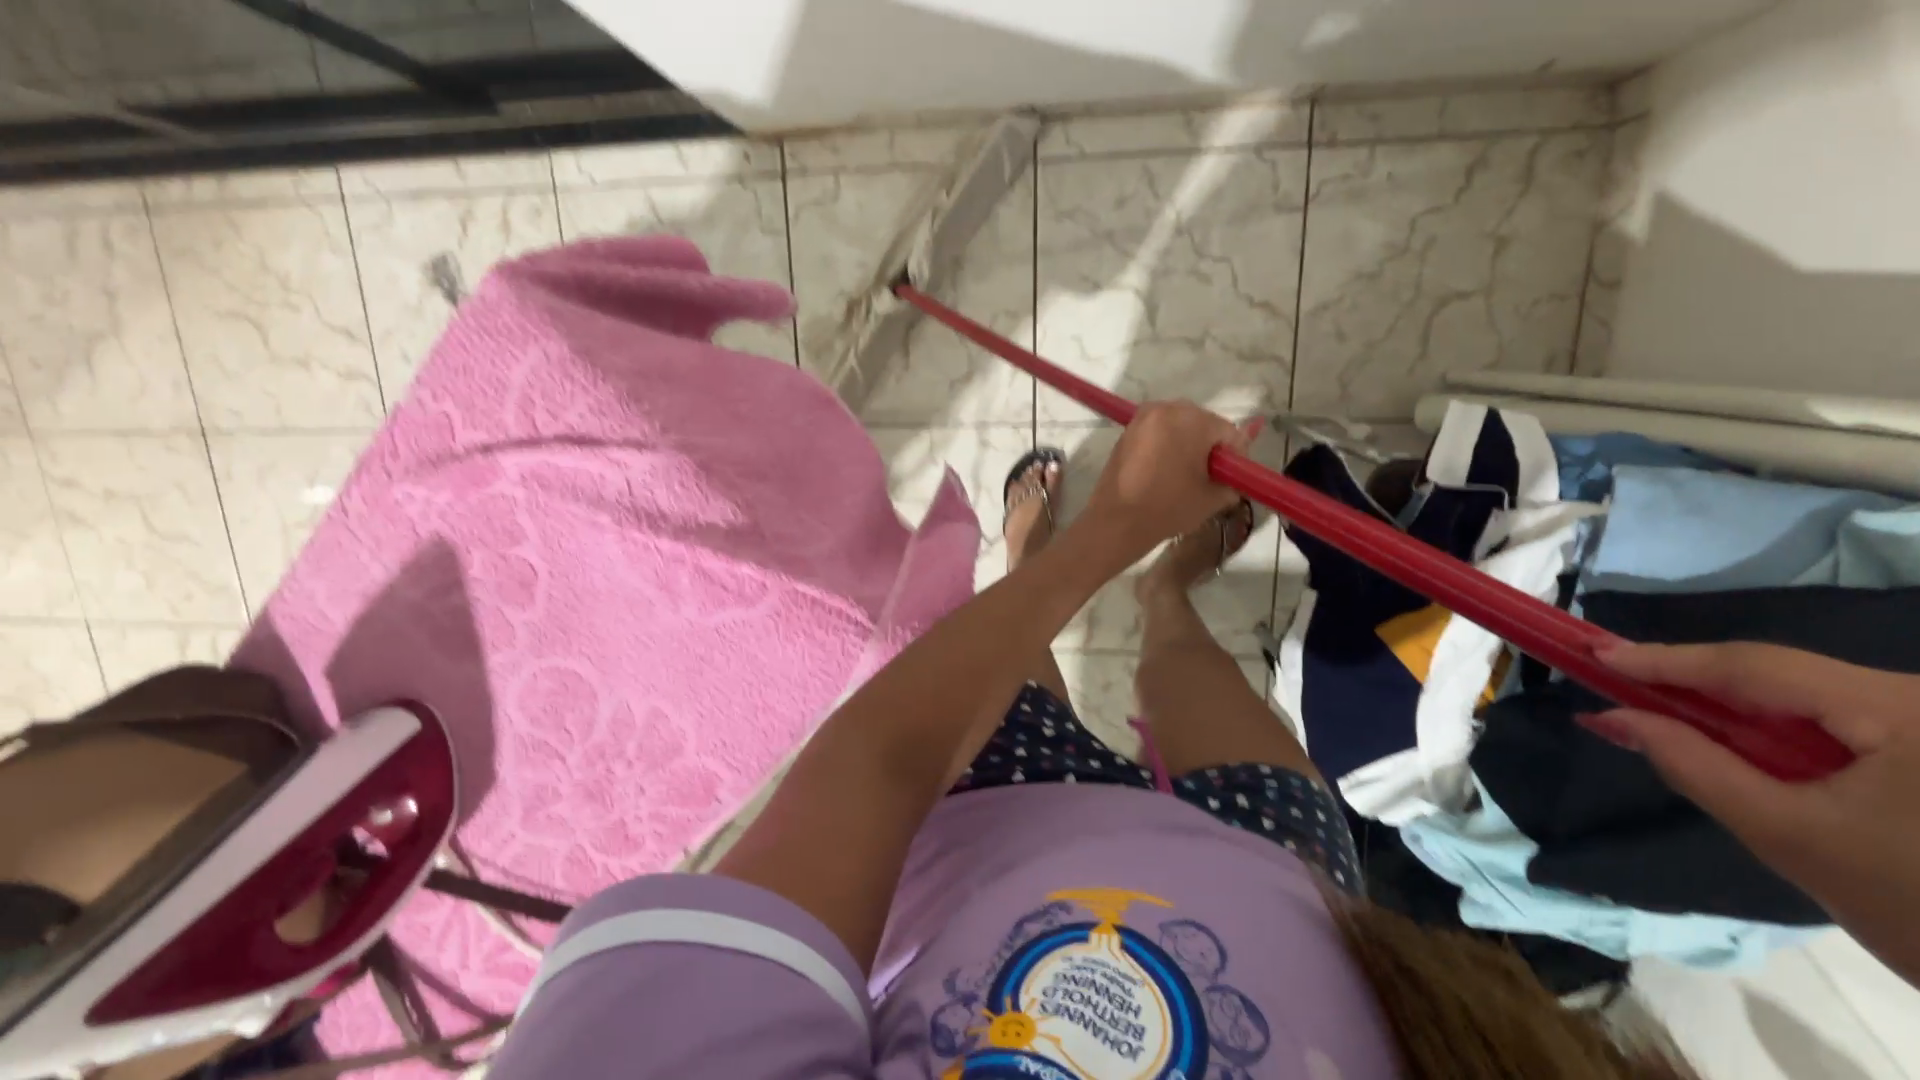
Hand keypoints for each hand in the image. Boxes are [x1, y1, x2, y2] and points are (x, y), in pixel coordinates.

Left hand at [1075, 401, 1248, 567]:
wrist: (1117, 520)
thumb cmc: (1169, 507)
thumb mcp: (1213, 497)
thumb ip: (1234, 479)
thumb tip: (1237, 471)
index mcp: (1192, 419)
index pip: (1229, 432)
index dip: (1235, 457)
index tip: (1231, 479)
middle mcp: (1166, 408)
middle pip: (1204, 424)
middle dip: (1211, 447)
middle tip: (1210, 477)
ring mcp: (1143, 417)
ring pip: (1180, 426)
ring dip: (1189, 445)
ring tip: (1187, 476)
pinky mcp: (1128, 430)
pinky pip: (1159, 432)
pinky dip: (1167, 445)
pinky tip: (1166, 471)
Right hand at [1585, 643, 1919, 987]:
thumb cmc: (1910, 906)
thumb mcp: (1785, 835)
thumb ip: (1692, 764)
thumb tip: (1611, 716)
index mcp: (1900, 708)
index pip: (1758, 666)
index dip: (1670, 659)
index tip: (1597, 653)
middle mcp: (1919, 695)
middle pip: (1783, 676)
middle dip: (1696, 684)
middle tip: (1616, 681)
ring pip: (1806, 696)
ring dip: (1732, 709)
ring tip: (1661, 713)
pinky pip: (1836, 718)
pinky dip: (1775, 727)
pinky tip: (1736, 740)